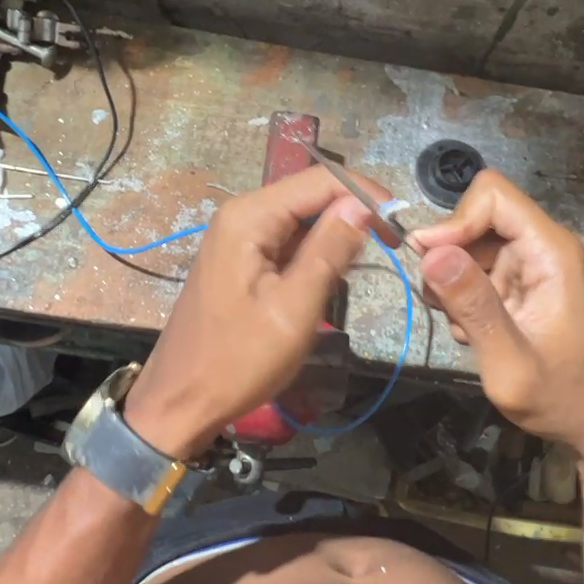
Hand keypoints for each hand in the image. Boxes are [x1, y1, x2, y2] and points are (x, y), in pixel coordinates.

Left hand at [122, 165, 391, 459]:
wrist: (182, 402)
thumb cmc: (237, 360)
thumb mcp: (294, 307)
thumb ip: (330, 250)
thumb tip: (364, 204)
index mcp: (250, 216)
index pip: (321, 180)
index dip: (367, 194)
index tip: (402, 226)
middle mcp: (242, 214)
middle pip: (312, 195)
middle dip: (355, 213)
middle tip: (394, 247)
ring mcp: (240, 236)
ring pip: (304, 219)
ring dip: (338, 235)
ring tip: (366, 265)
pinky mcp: (244, 259)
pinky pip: (289, 241)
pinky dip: (317, 253)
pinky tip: (333, 277)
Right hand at [408, 170, 583, 455]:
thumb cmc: (564, 399)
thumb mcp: (510, 362)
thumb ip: (472, 305)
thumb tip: (430, 252)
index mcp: (550, 252)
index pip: (492, 195)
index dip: (455, 221)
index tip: (428, 262)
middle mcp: (544, 247)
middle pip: (478, 219)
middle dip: (449, 258)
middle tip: (444, 307)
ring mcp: (534, 266)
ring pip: (473, 247)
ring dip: (455, 284)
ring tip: (466, 330)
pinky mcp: (525, 285)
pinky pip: (481, 271)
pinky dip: (467, 298)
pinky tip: (477, 334)